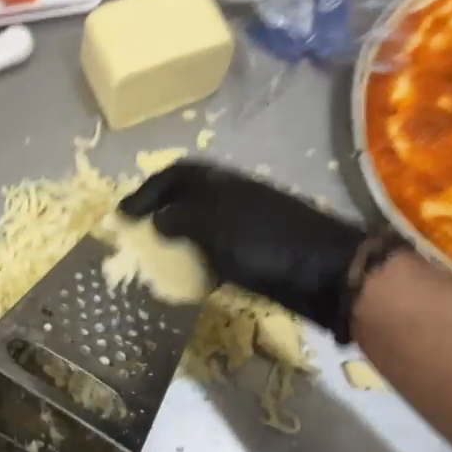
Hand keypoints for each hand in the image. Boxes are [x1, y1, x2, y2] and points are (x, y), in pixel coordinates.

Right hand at [119, 160, 366, 337]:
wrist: (329, 273)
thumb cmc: (266, 243)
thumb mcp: (214, 226)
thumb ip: (180, 219)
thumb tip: (158, 221)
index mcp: (220, 183)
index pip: (174, 174)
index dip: (146, 191)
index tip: (123, 214)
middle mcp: (231, 197)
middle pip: (186, 197)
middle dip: (158, 212)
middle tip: (136, 233)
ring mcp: (246, 224)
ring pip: (200, 224)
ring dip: (177, 238)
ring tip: (155, 257)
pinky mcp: (256, 250)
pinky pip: (215, 249)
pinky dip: (197, 259)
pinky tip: (189, 276)